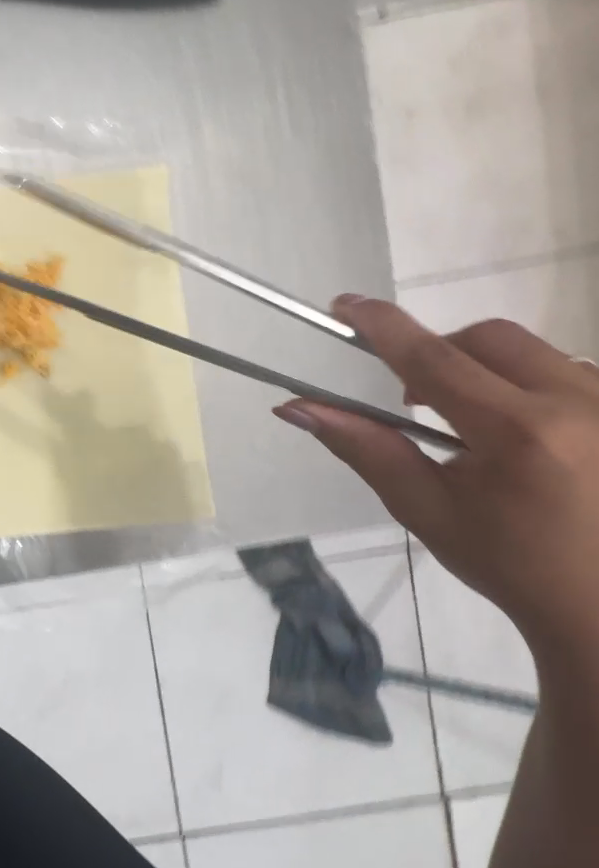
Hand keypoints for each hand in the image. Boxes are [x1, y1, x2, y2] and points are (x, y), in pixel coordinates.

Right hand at [275, 297, 598, 666]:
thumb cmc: (509, 561)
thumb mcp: (424, 506)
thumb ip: (364, 446)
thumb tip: (296, 408)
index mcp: (516, 432)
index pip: (432, 358)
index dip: (383, 326)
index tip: (344, 305)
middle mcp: (579, 405)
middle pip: (488, 338)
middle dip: (439, 352)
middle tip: (413, 400)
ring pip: (536, 354)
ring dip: (488, 374)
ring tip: (478, 428)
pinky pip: (575, 375)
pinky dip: (535, 389)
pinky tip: (533, 438)